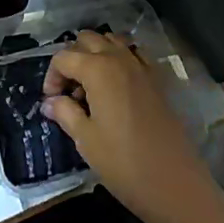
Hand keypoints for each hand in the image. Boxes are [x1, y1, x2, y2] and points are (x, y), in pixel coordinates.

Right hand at [41, 30, 218, 222]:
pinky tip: (116, 86)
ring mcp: (141, 65)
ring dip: (96, 54)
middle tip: (68, 91)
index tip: (50, 102)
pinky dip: (119, 59)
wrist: (173, 182)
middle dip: (72, 59)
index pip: (63, 57)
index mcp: (97, 69)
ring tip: (91, 86)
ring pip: (111, 41)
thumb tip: (50, 102)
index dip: (51, 76)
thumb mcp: (86, 140)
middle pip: (87, 40)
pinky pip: (133, 53)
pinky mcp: (156, 78)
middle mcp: (119, 57)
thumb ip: (64, 113)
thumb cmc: (123, 162)